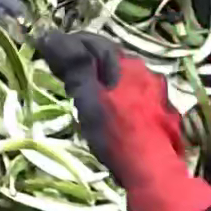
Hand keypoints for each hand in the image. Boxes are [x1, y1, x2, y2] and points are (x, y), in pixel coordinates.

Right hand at [37, 32, 210, 210]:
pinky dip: (117, 98)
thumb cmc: (117, 134)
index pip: (92, 42)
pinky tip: (110, 114)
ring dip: (102, 82)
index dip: (67, 44)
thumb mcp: (88, 98)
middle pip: (109, 60)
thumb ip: (73, 65)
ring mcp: (158, 95)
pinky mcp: (164, 115)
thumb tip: (50, 36)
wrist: (155, 174)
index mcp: (127, 64)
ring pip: (123, 80)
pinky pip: (134, 98)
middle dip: (84, 63)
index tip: (46, 53)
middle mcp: (147, 72)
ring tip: (83, 96)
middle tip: (61, 76)